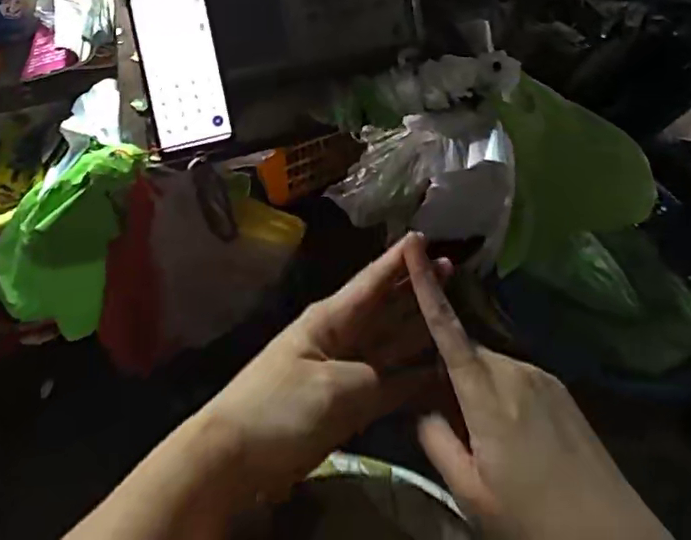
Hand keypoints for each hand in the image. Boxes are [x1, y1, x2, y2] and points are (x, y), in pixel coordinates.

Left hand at [185, 235, 451, 505]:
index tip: (422, 238)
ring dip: (419, 325)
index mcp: (329, 320)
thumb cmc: (278, 407)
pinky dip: (414, 375)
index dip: (396, 262)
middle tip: (452, 266)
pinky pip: (389, 382)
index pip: (370, 284)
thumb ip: (372, 378)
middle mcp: (340, 338)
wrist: (238, 453)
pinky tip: (440, 368)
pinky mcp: (349, 403)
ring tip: (452, 304)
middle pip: (385, 308)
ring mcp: (346, 371)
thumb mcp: (330, 388)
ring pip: (390, 341)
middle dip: (416, 288)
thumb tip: (398, 378)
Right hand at [405, 235, 669, 539]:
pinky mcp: (562, 392)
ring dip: (477, 391)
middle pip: (464, 352)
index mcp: (485, 392)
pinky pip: (514, 380)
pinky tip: (517, 444)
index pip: (444, 325)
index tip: (412, 241)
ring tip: (492, 447)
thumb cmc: (536, 521)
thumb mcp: (471, 493)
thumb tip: (422, 406)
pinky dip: (502, 400)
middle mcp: (513, 370)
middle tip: (453, 425)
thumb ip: (435, 439)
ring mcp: (541, 378)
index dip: (425, 282)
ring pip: (488, 369)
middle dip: (448, 374)